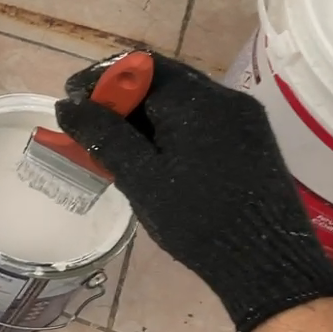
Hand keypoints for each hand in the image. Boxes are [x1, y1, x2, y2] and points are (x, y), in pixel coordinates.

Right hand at [54, 53, 332, 331]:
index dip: (99, 79)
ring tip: (114, 146)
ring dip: (141, 115)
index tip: (72, 103)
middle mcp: (225, 99)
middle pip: (160, 80)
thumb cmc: (198, 220)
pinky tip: (150, 156)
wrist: (266, 263)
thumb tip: (66, 106)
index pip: (138, 68)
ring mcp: (242, 119)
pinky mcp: (249, 140)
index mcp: (198, 102)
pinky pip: (198, 119)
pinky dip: (166, 128)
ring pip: (178, 101)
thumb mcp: (140, 178)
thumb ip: (103, 137)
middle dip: (119, 98)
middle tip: (89, 127)